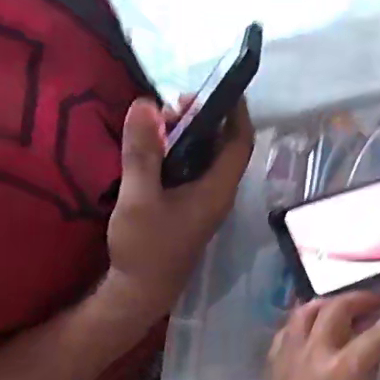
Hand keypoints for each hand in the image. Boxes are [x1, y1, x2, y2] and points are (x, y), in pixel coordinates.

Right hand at [103, 96, 252, 307]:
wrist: (140, 292)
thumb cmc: (145, 247)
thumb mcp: (139, 197)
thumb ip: (143, 152)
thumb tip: (146, 104)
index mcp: (218, 190)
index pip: (240, 143)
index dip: (236, 113)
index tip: (222, 86)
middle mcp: (219, 194)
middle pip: (225, 147)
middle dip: (207, 119)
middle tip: (176, 101)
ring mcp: (205, 203)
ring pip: (208, 159)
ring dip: (192, 135)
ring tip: (163, 116)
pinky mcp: (190, 208)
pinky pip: (194, 171)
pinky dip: (181, 152)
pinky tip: (157, 144)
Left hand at [193, 294, 379, 379]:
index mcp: (347, 369)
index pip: (378, 332)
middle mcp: (317, 353)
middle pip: (338, 309)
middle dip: (362, 299)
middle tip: (379, 302)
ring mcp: (290, 357)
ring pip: (307, 312)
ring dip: (330, 304)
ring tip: (346, 310)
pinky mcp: (273, 366)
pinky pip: (288, 330)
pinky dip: (304, 321)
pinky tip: (314, 332)